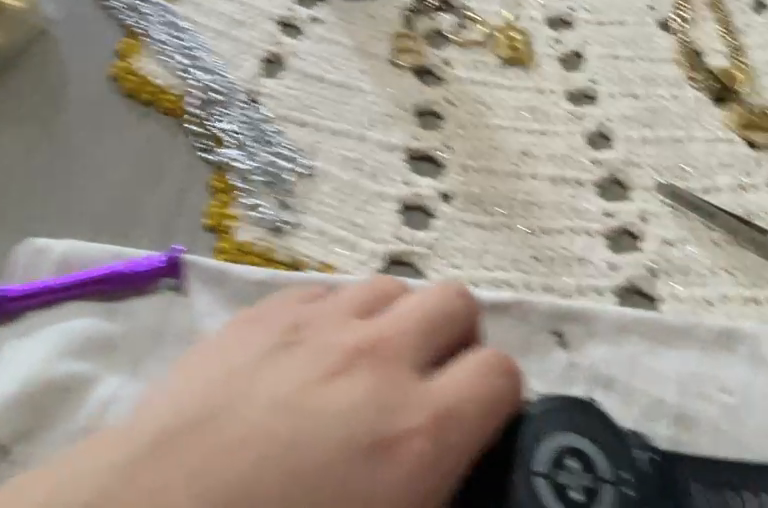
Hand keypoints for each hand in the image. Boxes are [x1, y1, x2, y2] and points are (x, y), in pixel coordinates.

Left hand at [0, 278, 522, 507]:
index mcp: (418, 430)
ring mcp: (318, 322)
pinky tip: (307, 357)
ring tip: (366, 365)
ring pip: (391, 285)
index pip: (501, 373)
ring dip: (394, 320)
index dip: (497, 397)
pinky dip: (335, 317)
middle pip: (456, 301)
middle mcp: (379, 357)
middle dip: (454, 339)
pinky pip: (327, 291)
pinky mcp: (266, 308)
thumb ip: (429, 484)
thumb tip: (439, 466)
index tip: (476, 419)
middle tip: (427, 382)